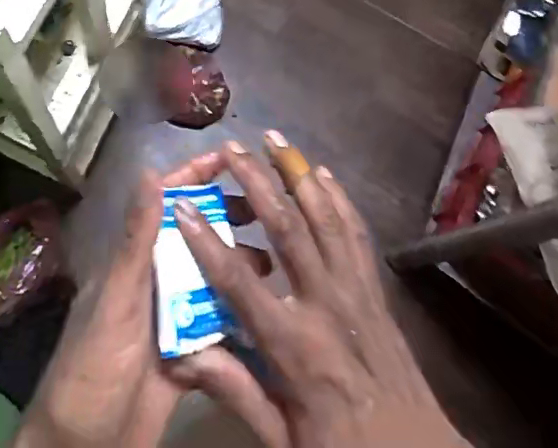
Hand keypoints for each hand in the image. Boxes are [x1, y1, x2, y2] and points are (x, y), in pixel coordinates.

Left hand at [14, 152, 269, 447]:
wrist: (85, 442)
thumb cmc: (94, 362)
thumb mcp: (116, 297)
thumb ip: (136, 240)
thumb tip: (151, 172)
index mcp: (135, 257)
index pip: (167, 201)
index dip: (197, 174)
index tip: (234, 156)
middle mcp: (156, 276)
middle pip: (197, 234)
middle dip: (230, 216)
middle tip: (272, 212)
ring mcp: (173, 313)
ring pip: (213, 277)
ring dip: (241, 266)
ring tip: (280, 263)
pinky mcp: (189, 351)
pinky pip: (220, 322)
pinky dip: (243, 313)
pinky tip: (274, 309)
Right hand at [172, 134, 467, 447]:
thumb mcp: (282, 438)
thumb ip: (236, 391)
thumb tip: (185, 353)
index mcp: (295, 347)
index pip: (239, 282)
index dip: (206, 242)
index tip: (182, 206)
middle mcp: (325, 305)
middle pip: (286, 229)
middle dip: (256, 182)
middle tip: (231, 148)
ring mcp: (355, 292)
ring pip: (324, 218)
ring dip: (297, 173)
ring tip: (274, 139)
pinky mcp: (376, 290)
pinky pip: (355, 233)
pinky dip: (338, 198)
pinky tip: (322, 173)